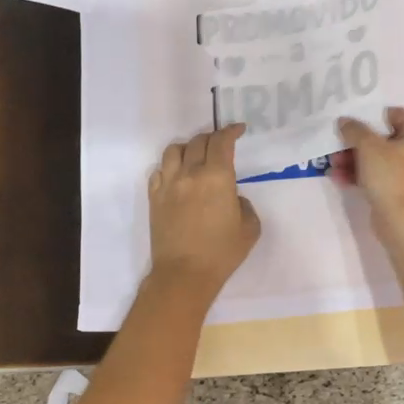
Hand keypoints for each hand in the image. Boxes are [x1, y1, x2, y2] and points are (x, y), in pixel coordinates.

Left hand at [148, 124, 260, 292]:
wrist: (184, 273)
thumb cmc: (222, 252)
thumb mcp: (249, 228)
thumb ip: (244, 205)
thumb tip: (232, 198)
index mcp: (217, 177)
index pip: (222, 142)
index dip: (231, 131)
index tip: (238, 129)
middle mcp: (191, 173)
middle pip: (198, 142)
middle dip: (212, 138)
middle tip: (220, 145)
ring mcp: (168, 184)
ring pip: (174, 150)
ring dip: (187, 148)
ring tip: (195, 156)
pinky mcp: (154, 198)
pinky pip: (159, 170)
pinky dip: (170, 167)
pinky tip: (177, 176)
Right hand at [330, 107, 403, 238]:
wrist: (401, 222)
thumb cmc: (390, 177)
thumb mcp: (369, 147)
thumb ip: (354, 130)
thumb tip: (345, 121)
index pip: (397, 114)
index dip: (374, 114)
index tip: (354, 119)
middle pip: (382, 138)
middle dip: (356, 142)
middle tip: (336, 145)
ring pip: (376, 159)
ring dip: (353, 159)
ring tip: (333, 165)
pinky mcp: (396, 191)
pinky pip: (376, 176)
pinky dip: (359, 175)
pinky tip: (338, 178)